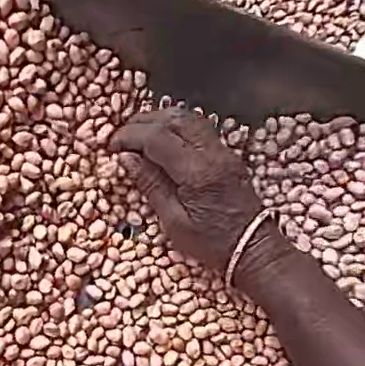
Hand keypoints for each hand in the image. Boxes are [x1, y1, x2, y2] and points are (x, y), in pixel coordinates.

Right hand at [110, 107, 271, 273]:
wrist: (252, 247)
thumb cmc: (212, 243)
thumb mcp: (174, 222)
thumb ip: (151, 185)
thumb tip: (126, 159)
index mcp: (197, 172)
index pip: (157, 138)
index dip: (130, 136)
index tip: (112, 146)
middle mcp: (212, 154)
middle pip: (174, 119)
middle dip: (142, 122)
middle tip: (121, 136)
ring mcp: (223, 151)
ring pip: (189, 118)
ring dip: (160, 119)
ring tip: (138, 133)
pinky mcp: (227, 154)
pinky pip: (199, 127)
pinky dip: (176, 126)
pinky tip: (162, 139)